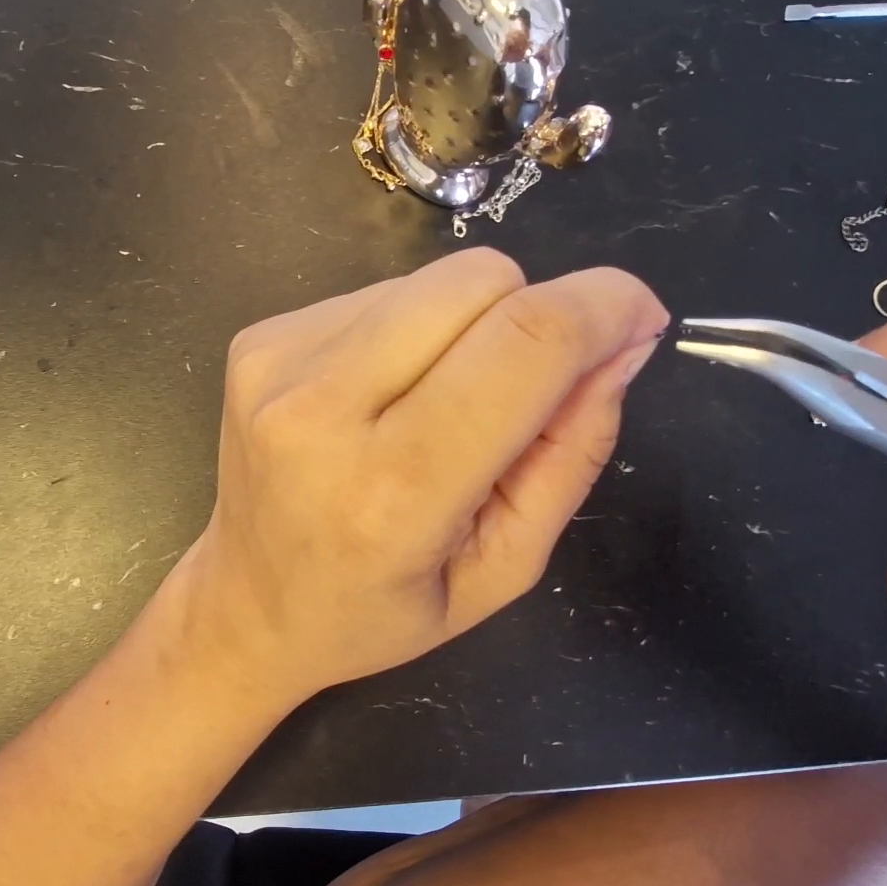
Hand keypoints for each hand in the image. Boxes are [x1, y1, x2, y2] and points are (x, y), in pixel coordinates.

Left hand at [157, 248, 666, 705]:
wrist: (246, 602)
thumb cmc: (380, 608)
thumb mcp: (503, 568)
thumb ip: (572, 454)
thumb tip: (621, 345)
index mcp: (393, 491)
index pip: (523, 347)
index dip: (602, 309)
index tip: (640, 317)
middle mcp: (321, 409)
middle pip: (479, 281)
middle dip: (533, 316)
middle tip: (521, 389)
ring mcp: (279, 363)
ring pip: (431, 278)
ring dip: (468, 325)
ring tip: (436, 402)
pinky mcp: (259, 337)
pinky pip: (379, 291)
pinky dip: (411, 329)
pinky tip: (385, 393)